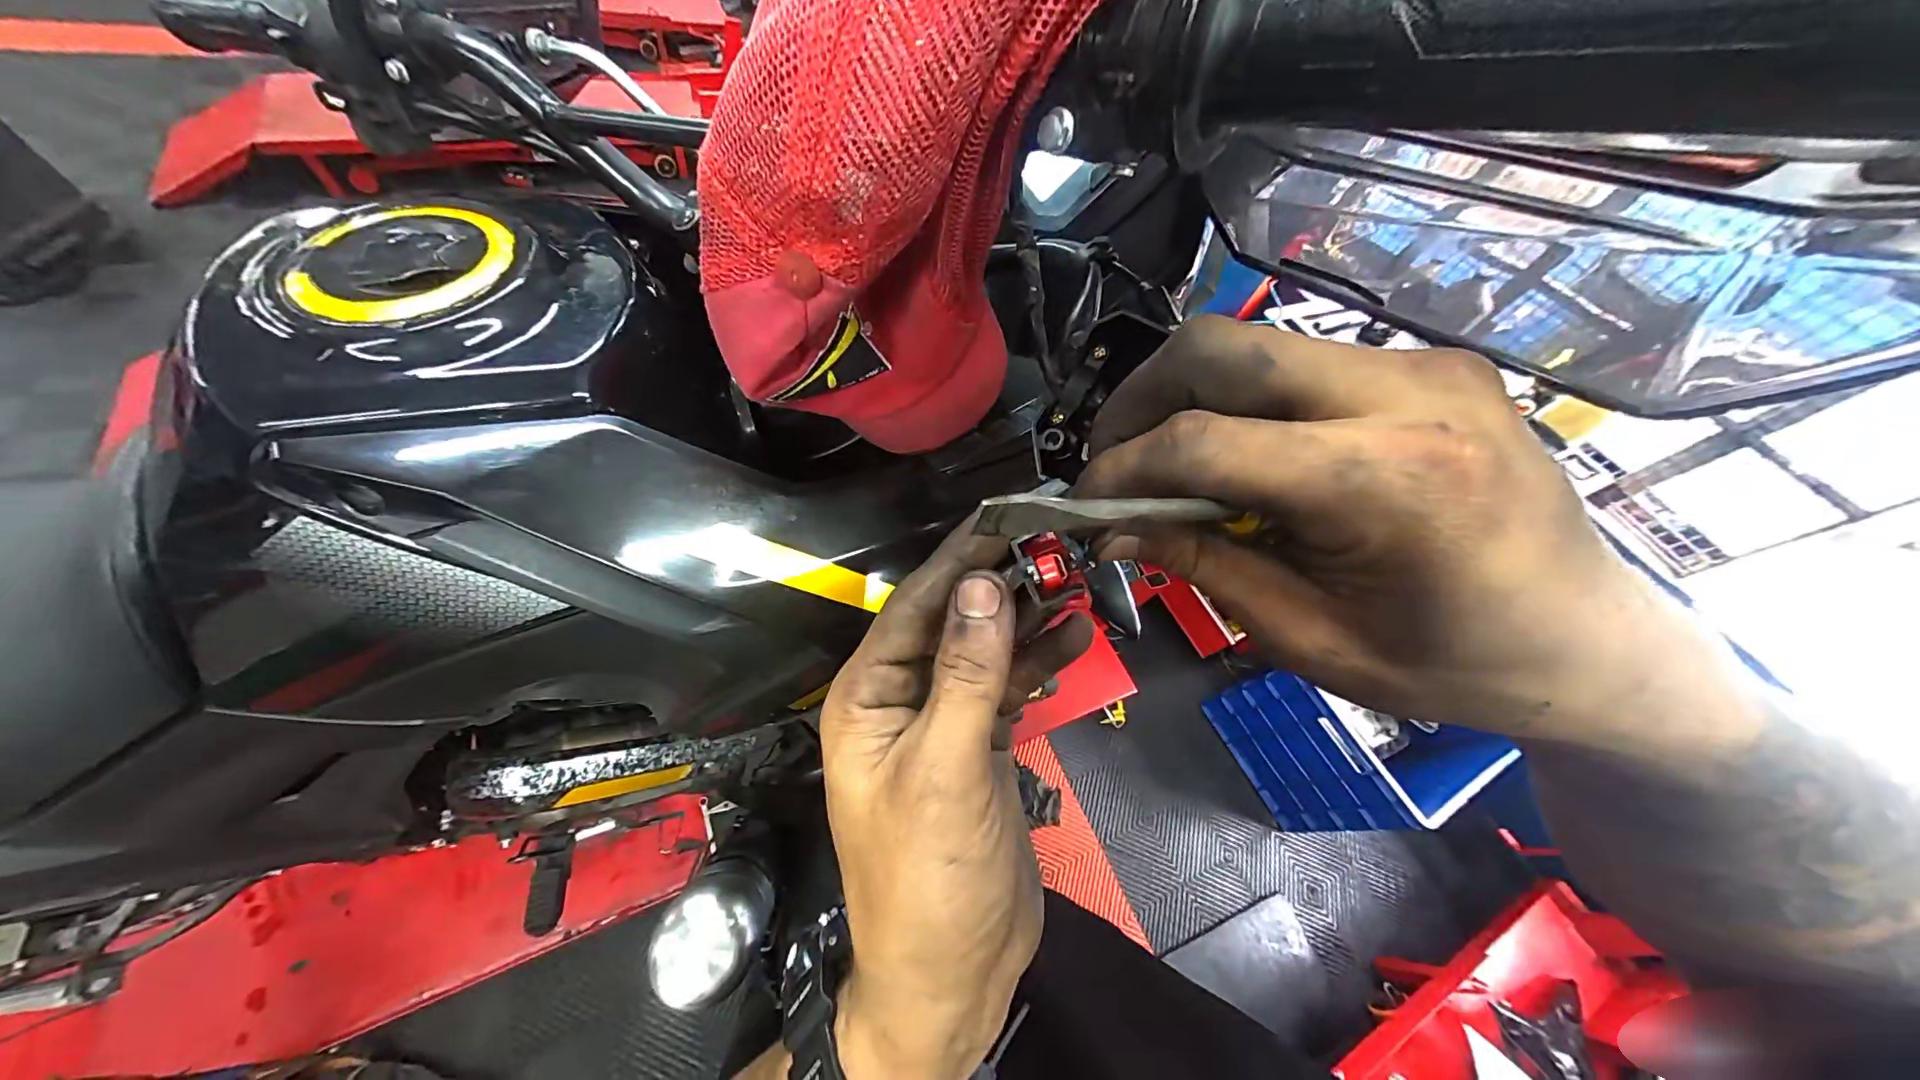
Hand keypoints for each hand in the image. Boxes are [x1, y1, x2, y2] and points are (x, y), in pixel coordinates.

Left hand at [818, 521, 1092, 1078]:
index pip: (915, 607)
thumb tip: (982, 585)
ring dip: (1027, 619)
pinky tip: (1072, 634)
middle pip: (954, 622)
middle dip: (1002, 584)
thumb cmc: (929, 876)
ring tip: (1074, 582)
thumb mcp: (945, 768)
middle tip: (1056, 543)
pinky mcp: (980, 742)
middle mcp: (901, 698)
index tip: (1007, 516)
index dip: (960, 560)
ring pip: (986, 650)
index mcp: (869, 696)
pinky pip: (1008, 686)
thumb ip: (966, 675)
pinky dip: (1038, 660)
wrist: (955, 972)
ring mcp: (944, 720)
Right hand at [1076, 315, 1668, 740]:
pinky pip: (1296, 360)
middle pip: (1217, 347)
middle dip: (1138, 399)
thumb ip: (1203, 567)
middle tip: (1112, 459)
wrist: (1590, 642)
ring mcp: (1423, 364)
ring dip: (1184, 395)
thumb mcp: (1306, 636)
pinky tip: (1235, 450)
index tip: (1083, 502)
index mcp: (1383, 480)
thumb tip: (1113, 530)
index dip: (1122, 469)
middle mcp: (1405, 393)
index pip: (1202, 442)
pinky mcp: (1428, 363)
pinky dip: (1238, 399)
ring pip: (1250, 342)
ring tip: (1161, 457)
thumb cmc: (1449, 665)